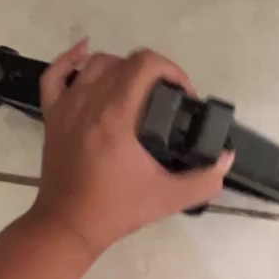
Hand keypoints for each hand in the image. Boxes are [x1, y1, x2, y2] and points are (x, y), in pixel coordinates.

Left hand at [28, 40, 233, 255]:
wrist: (68, 226)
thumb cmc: (117, 210)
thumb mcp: (168, 198)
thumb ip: (204, 179)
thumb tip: (226, 158)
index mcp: (116, 116)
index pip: (146, 65)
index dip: (172, 70)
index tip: (183, 95)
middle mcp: (89, 102)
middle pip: (125, 62)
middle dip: (153, 72)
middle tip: (167, 100)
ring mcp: (66, 106)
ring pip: (96, 64)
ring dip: (122, 67)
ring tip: (138, 89)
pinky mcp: (52, 115)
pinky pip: (55, 74)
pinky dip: (71, 58)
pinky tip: (86, 52)